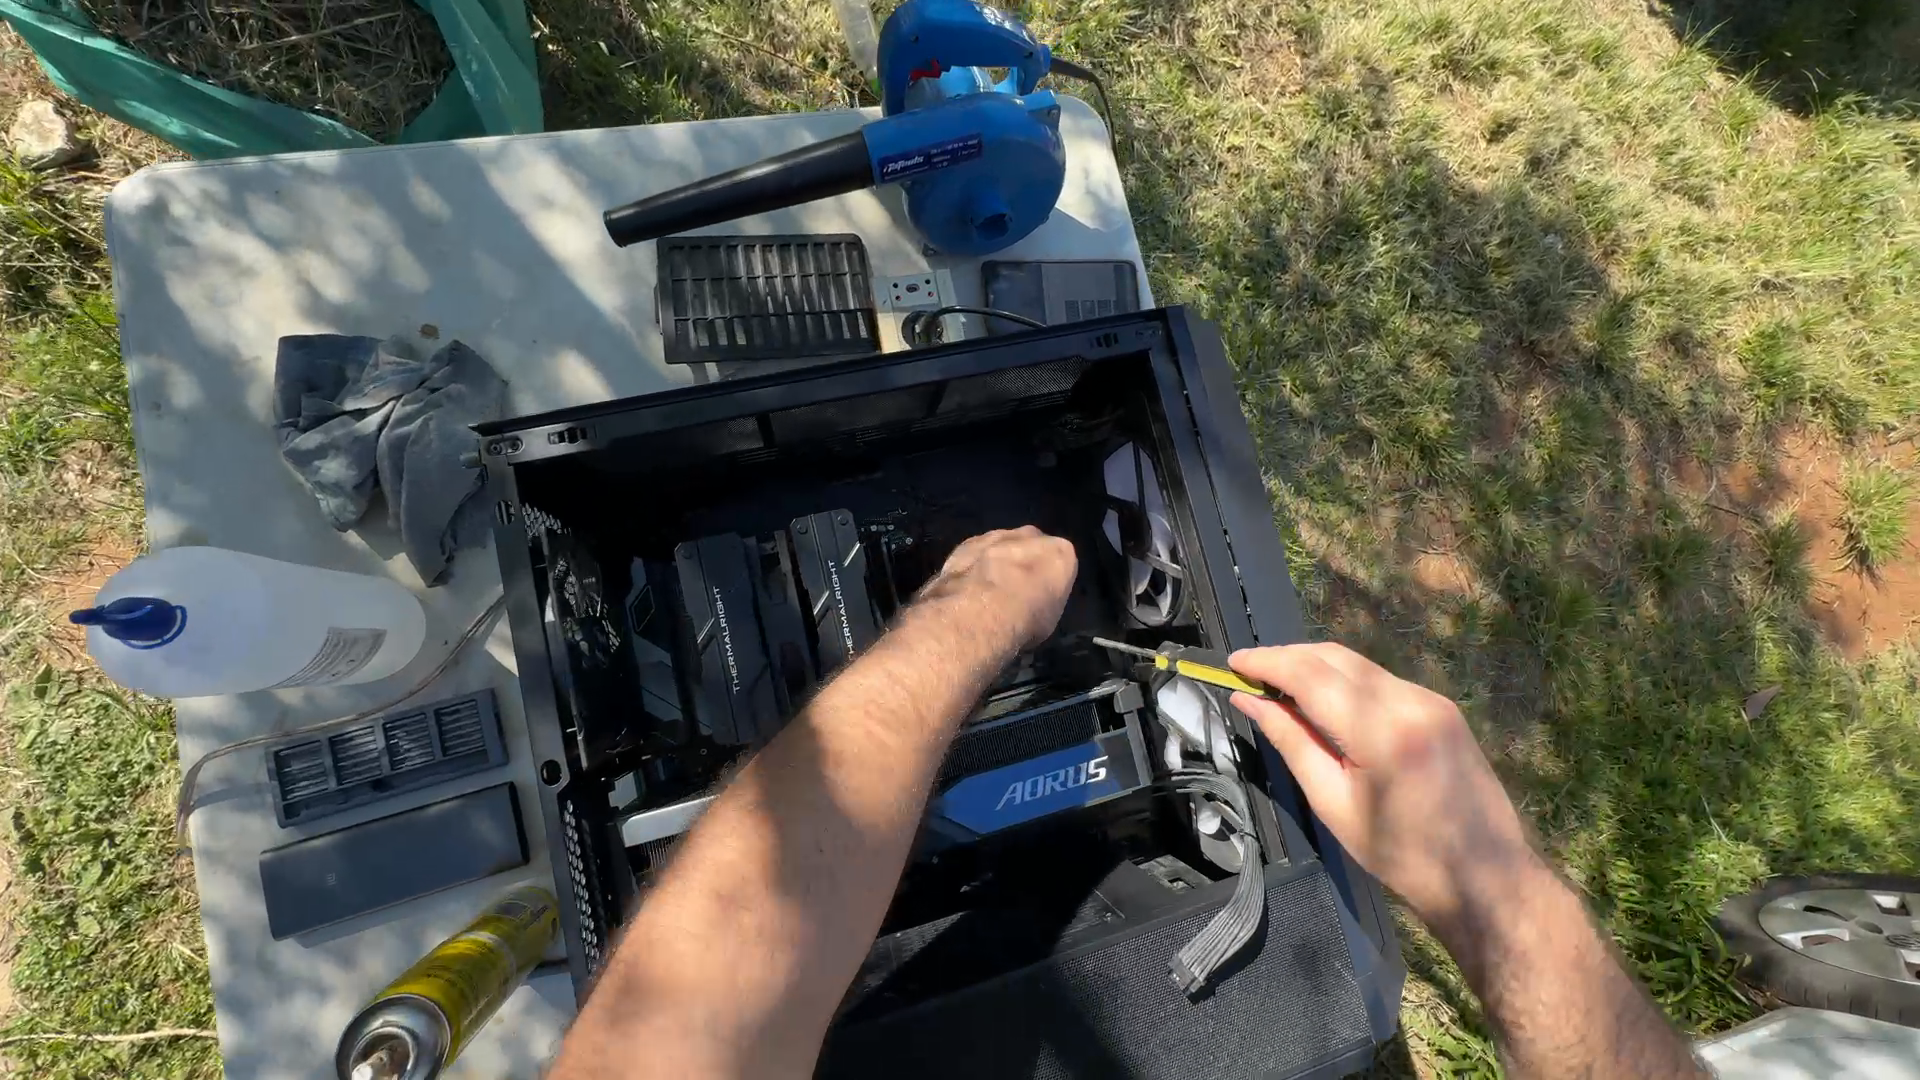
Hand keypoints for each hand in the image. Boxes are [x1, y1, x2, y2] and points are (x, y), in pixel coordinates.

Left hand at [915, 527, 1077, 650]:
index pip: (1059, 561)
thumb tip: (1032, 599)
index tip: (1039, 595)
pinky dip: (971, 566)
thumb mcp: (1051, 615)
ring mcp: (996, 535)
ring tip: (985, 592)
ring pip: (1000, 545)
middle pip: (1030, 546)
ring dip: (995, 562)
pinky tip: (965, 587)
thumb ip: (1044, 596)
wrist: (980, 613)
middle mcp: (1030, 535)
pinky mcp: (966, 542)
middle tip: (1013, 591)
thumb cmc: (1026, 619)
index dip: (1049, 579)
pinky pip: (975, 553)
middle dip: (1023, 563)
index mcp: (1060, 551)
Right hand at [1227, 643, 1541, 931]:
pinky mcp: (1440, 707)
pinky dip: (1341, 679)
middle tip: (1249, 672)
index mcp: (1381, 731)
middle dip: (1285, 657)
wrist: (1487, 879)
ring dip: (1311, 665)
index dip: (1266, 663)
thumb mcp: (1331, 800)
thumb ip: (1289, 740)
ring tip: (1277, 684)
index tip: (1232, 663)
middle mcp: (1409, 702)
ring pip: (1355, 663)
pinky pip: (1377, 678)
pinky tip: (1321, 699)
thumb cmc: (1400, 853)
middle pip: (1332, 657)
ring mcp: (1430, 700)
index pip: (1309, 675)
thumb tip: (1248, 699)